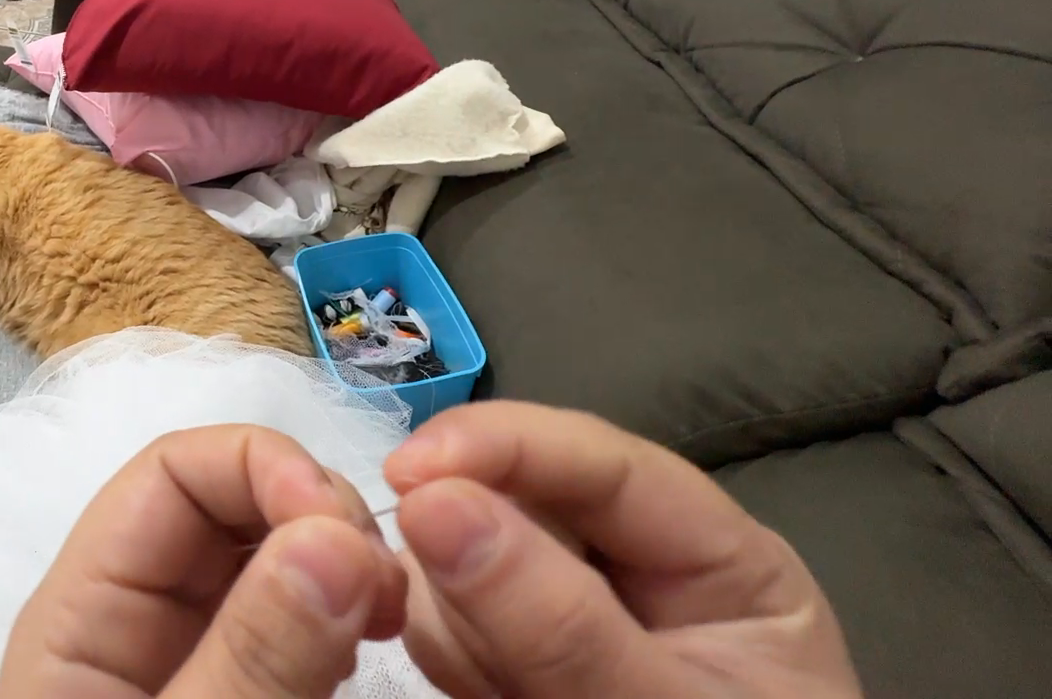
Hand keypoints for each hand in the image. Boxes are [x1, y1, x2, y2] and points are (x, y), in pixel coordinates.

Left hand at [0, 425, 407, 697]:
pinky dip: (337, 604)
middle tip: (382, 578)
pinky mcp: (239, 688)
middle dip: (307, 507)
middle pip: (222, 501)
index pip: (168, 474)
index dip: (255, 465)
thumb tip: (333, 537)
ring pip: (263, 550)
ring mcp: (191, 649)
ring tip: (386, 610)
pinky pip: (289, 611)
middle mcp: (135, 611)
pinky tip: (368, 636)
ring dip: (331, 552)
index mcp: (86, 607)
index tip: (340, 522)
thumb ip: (253, 658)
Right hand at [386, 401, 862, 698]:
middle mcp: (628, 556)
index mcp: (713, 556)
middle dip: (474, 554)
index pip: (599, 459)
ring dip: (458, 616)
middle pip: (515, 492)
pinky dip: (445, 647)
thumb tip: (428, 501)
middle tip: (481, 653)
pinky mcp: (503, 625)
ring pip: (459, 538)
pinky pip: (436, 597)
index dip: (498, 444)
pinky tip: (485, 692)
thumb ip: (561, 626)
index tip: (403, 473)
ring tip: (502, 693)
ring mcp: (557, 588)